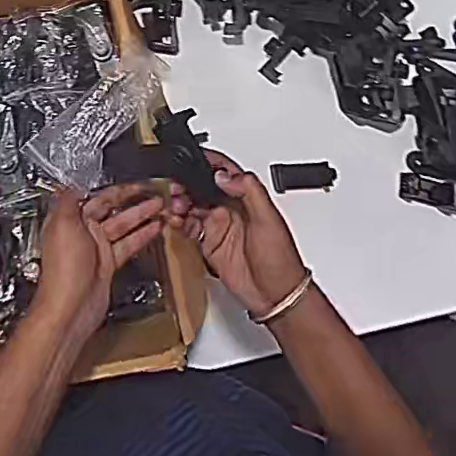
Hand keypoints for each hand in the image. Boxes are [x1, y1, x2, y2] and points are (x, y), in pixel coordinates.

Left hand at [29, 182, 163, 347]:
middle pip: (110, 208)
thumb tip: (74, 185)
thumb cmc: (62, 271)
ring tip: (159, 204)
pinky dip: (142, 234)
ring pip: (123, 224)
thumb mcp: (61, 224)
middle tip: (148, 189)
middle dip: (130, 197)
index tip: (127, 180)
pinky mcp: (108, 264)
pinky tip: (154, 227)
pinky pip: (128, 244)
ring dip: (141, 213)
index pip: (94, 195)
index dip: (111, 187)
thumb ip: (68, 201)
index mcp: (69, 219)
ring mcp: (96, 248)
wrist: (69, 309)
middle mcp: (82, 232)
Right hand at [163, 150, 307, 317]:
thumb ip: (249, 192)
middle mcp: (231, 209)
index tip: (191, 158)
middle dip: (186, 183)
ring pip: (193, 205)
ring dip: (180, 202)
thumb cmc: (281, 259)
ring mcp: (220, 226)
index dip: (208, 163)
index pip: (224, 172)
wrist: (276, 296)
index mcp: (247, 198)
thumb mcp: (268, 219)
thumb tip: (225, 175)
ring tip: (174, 205)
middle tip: (175, 186)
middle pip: (203, 187)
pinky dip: (179, 222)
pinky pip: (190, 228)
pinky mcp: (210, 244)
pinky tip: (175, 221)